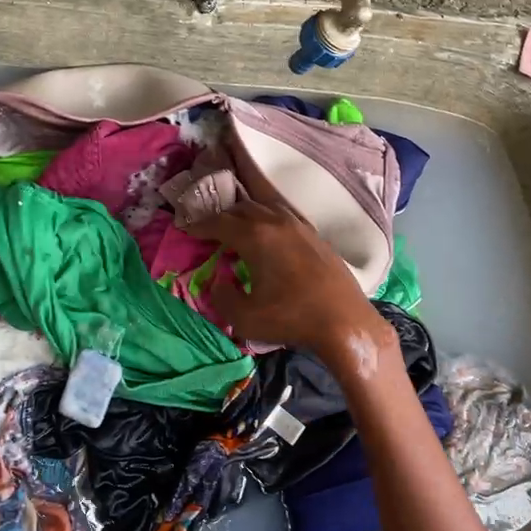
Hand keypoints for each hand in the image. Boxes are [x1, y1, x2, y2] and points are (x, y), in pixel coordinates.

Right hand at [185, 198, 395, 376]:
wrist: (346, 323)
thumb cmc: (292, 319)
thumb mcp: (243, 318)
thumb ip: (221, 296)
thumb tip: (219, 280)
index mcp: (255, 236)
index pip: (218, 222)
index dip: (198, 225)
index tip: (185, 229)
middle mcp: (276, 222)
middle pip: (241, 208)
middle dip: (221, 216)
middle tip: (209, 229)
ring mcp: (299, 225)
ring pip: (265, 207)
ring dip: (246, 214)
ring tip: (236, 228)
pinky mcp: (316, 235)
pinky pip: (283, 216)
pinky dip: (267, 219)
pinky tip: (268, 235)